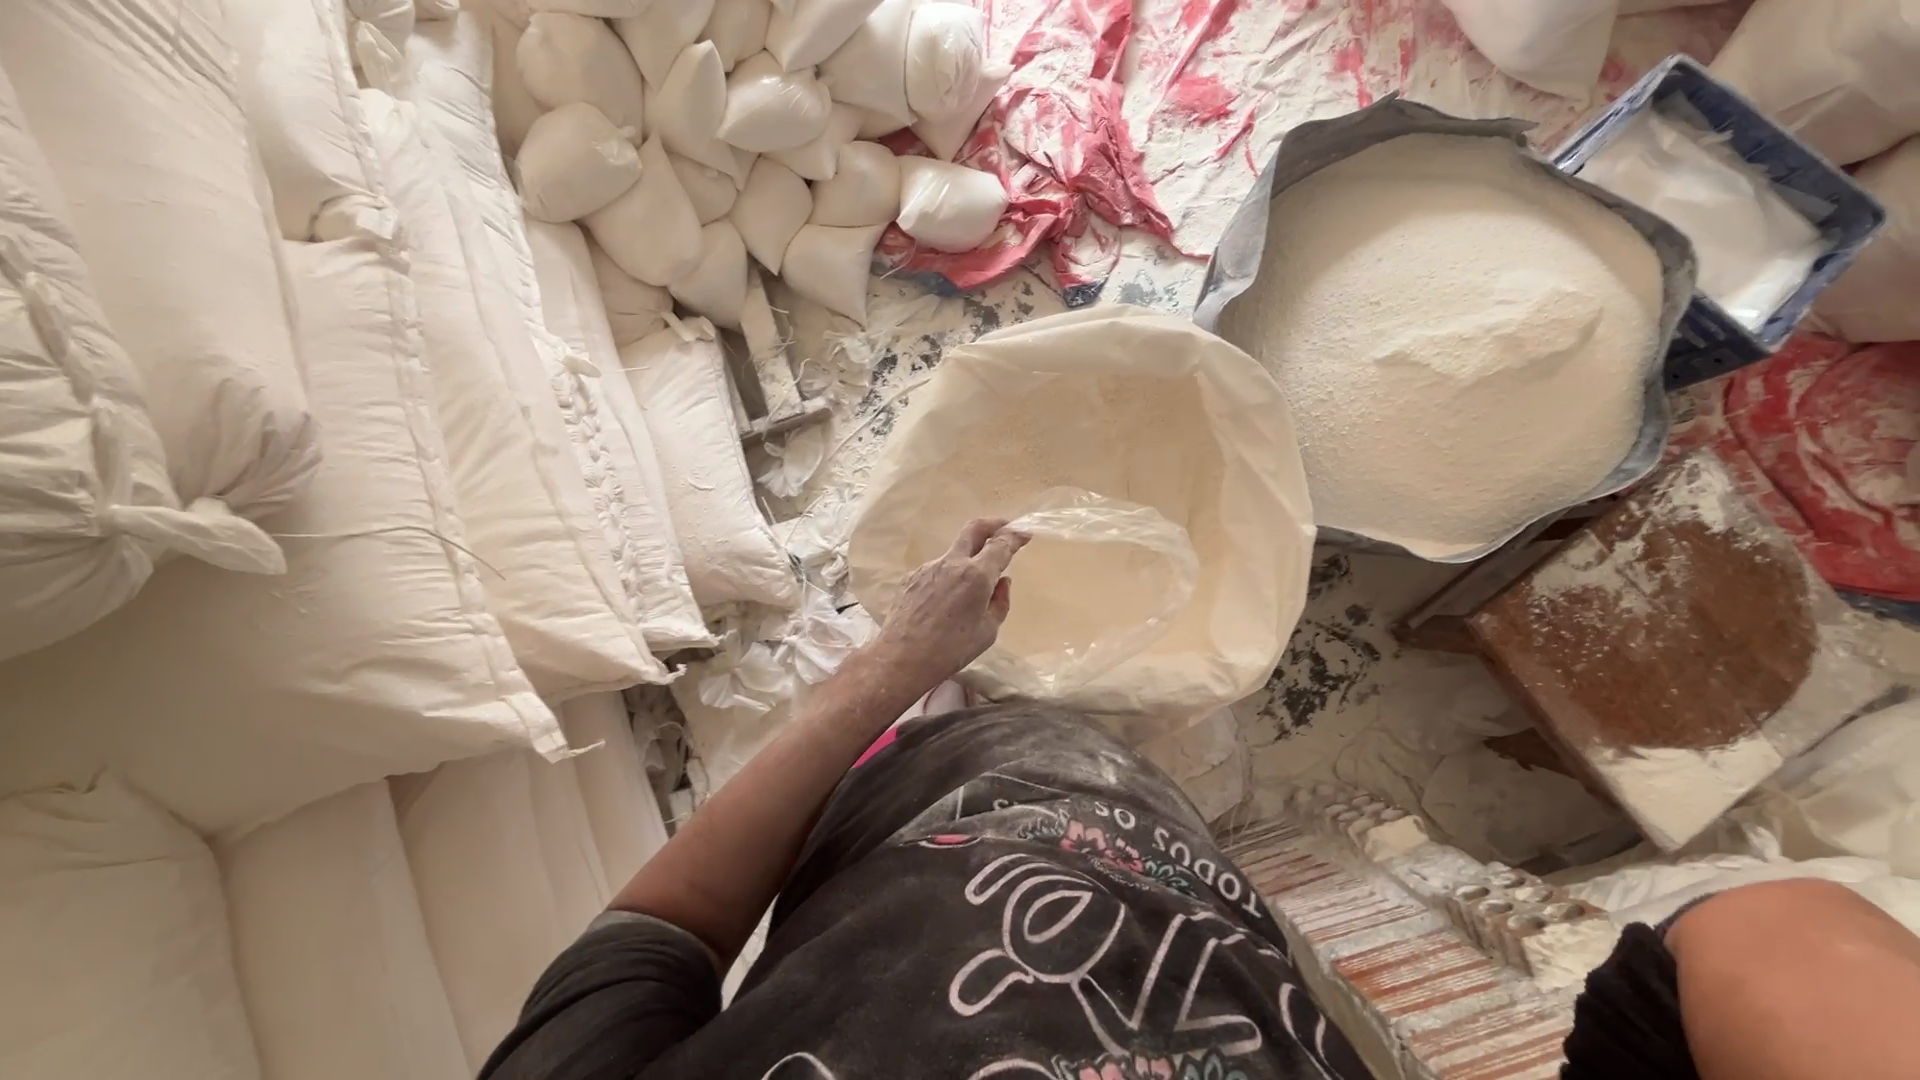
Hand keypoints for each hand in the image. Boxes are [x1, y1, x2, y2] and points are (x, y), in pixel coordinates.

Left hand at [865, 518, 1028, 693]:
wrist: (902, 657)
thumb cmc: (951, 650)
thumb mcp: (988, 631)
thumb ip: (1000, 602)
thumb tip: (1002, 581)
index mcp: (977, 576)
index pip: (1001, 545)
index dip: (1015, 536)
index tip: (1024, 534)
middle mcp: (952, 563)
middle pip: (974, 529)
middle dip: (993, 524)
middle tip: (1004, 528)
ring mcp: (928, 567)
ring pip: (953, 554)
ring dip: (967, 561)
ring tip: (968, 592)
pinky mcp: (911, 577)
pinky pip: (936, 572)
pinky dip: (947, 579)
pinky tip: (943, 604)